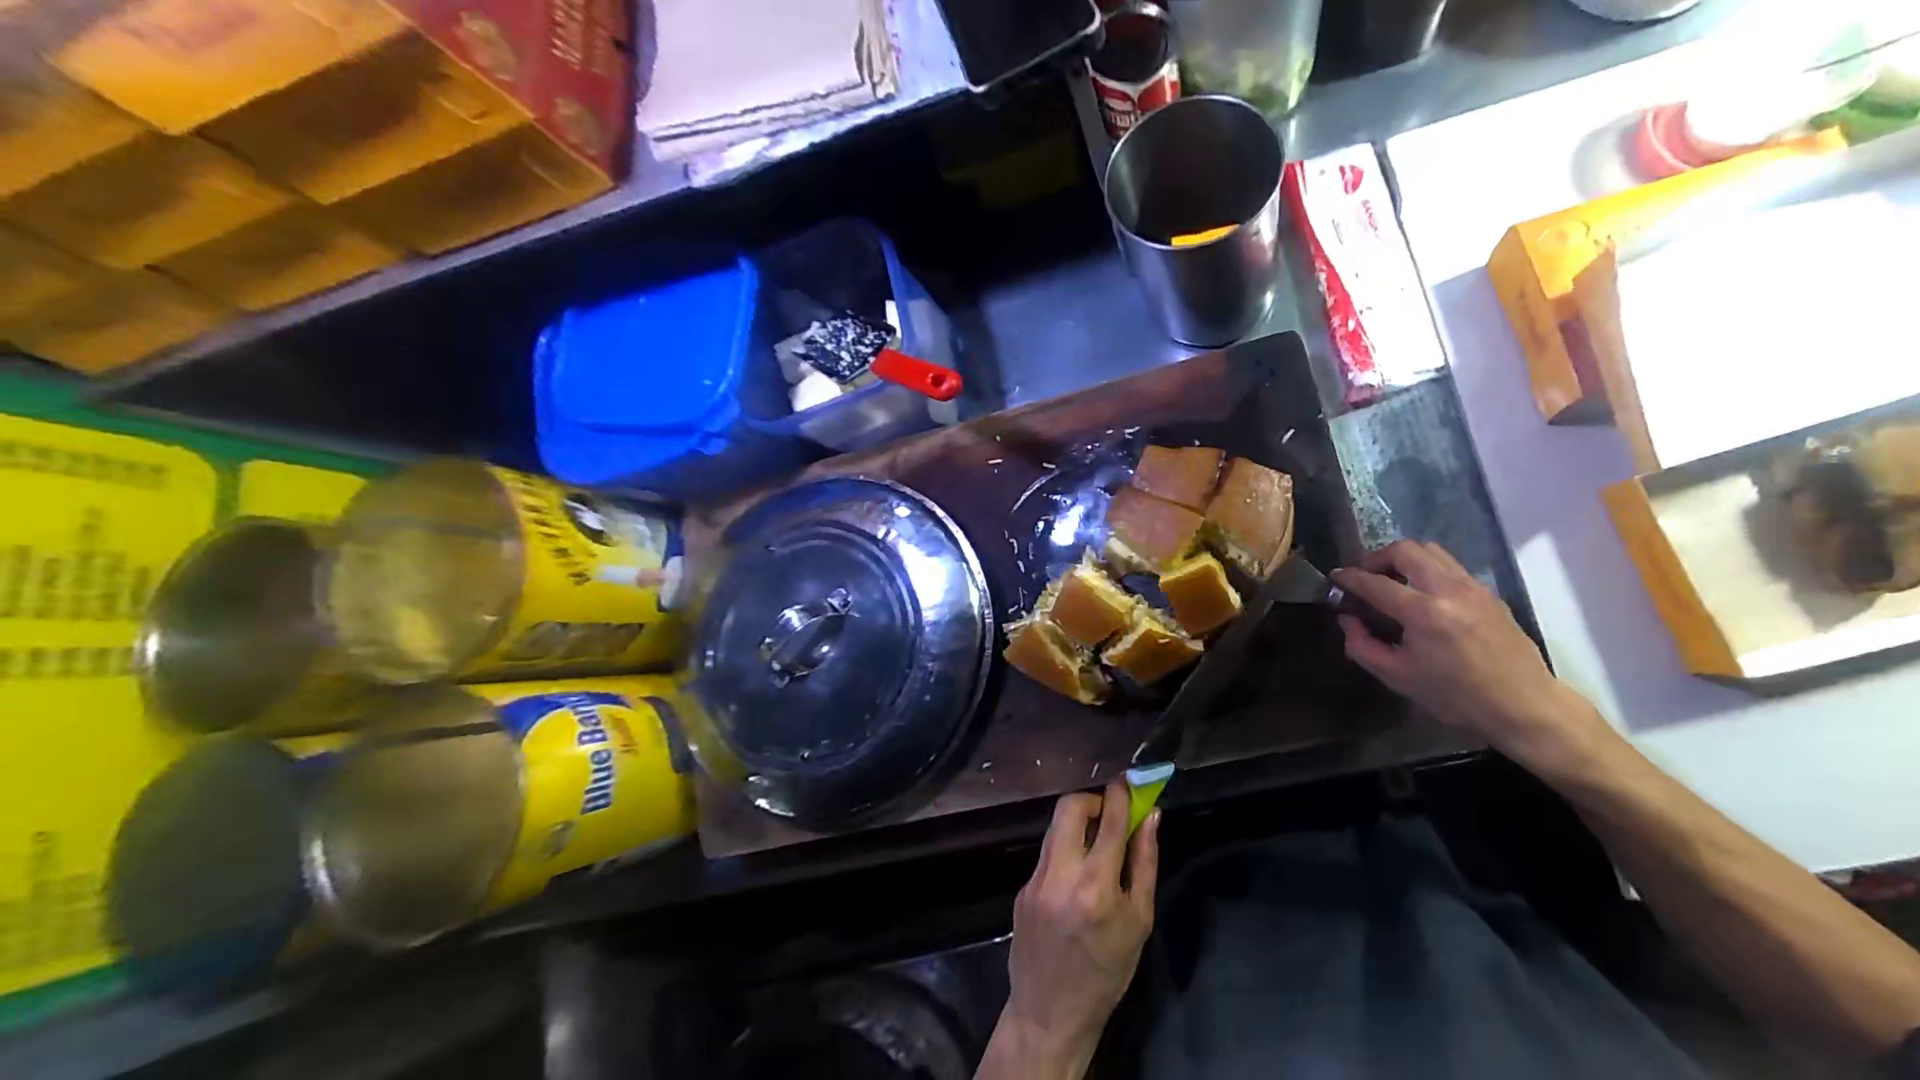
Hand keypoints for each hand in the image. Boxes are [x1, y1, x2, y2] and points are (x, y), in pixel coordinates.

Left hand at [985, 784, 1157, 1079]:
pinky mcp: (1022, 887)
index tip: (1129, 781)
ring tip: (1098, 843)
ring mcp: (1035, 879)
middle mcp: (1060, 875)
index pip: (1109, 820)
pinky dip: (1066, 851)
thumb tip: (1151, 816)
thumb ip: (1144, 863)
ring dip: (1078, 823)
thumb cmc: (1108, 973)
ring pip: (1055, 827)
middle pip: (1070, 808)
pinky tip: (1078, 876)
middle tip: (1110, 813)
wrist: (1051, 1011)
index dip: (1120, 793)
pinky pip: (1047, 853)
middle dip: (1092, 800)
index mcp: (1095, 887)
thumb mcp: (1139, 921)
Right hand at [1333, 541, 1619, 780]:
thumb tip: (1347, 620)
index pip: (1374, 582)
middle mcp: (1448, 589)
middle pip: (1405, 550)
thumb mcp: (1397, 676)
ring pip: (1430, 551)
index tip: (1335, 578)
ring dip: (1403, 559)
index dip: (1349, 578)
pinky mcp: (1488, 593)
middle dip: (1376, 559)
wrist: (1524, 706)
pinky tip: (1421, 594)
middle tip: (1365, 577)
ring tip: (1391, 580)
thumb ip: (1362, 645)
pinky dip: (1427, 569)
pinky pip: (1450, 566)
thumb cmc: (1456, 696)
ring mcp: (1473, 587)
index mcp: (1423, 612)